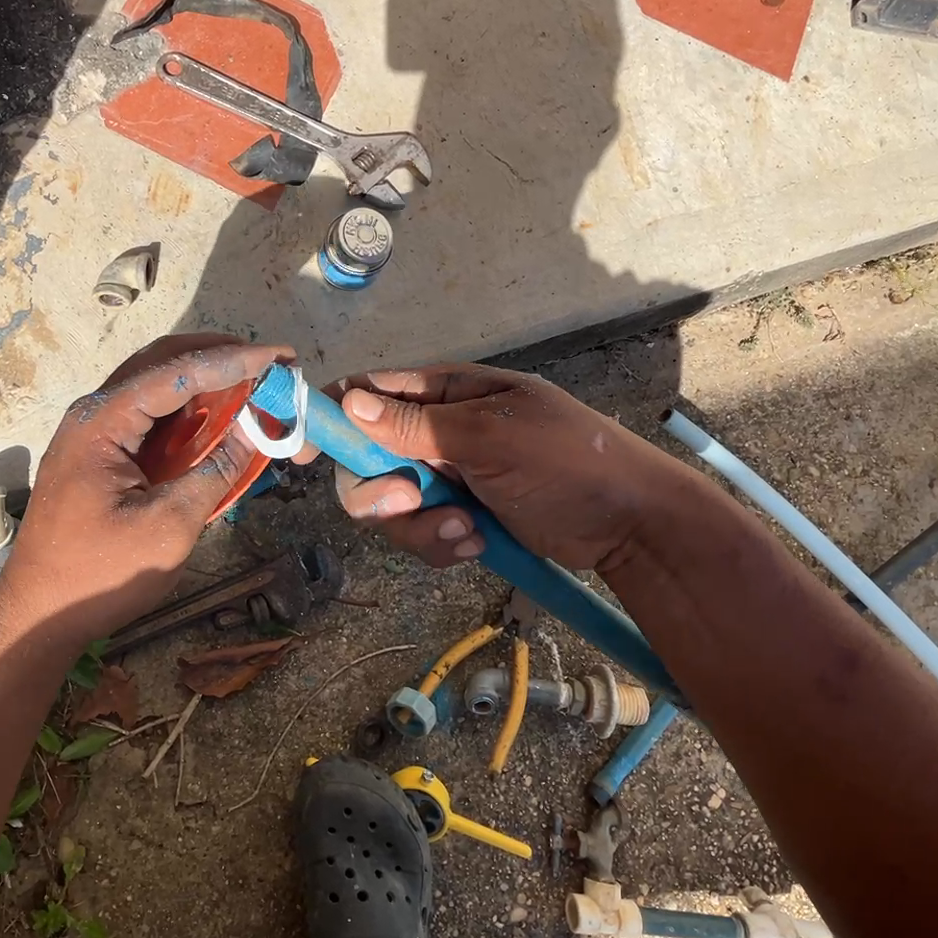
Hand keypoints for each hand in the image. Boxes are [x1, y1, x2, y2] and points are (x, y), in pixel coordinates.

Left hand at [0, 335, 292, 639]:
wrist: (39, 614)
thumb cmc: (101, 573)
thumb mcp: (169, 526)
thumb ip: (215, 472)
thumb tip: (258, 431)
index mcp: (101, 423)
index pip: (175, 372)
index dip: (232, 361)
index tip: (280, 357)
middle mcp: (93, 414)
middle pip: (160, 363)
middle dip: (217, 357)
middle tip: (268, 364)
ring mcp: (92, 433)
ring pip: (154, 386)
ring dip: (202, 380)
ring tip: (251, 384)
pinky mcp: (98, 454)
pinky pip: (147, 415)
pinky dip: (185, 410)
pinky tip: (216, 418)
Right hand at [315, 364, 688, 571]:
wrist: (629, 526)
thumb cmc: (567, 462)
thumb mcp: (491, 438)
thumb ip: (417, 425)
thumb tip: (350, 402)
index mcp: (447, 393)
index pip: (372, 393)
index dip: (335, 416)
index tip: (308, 450)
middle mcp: (436, 432)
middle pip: (367, 459)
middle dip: (381, 488)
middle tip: (409, 500)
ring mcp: (446, 477)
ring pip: (390, 505)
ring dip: (420, 526)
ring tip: (468, 532)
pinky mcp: (457, 517)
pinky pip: (419, 534)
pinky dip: (441, 544)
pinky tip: (477, 544)